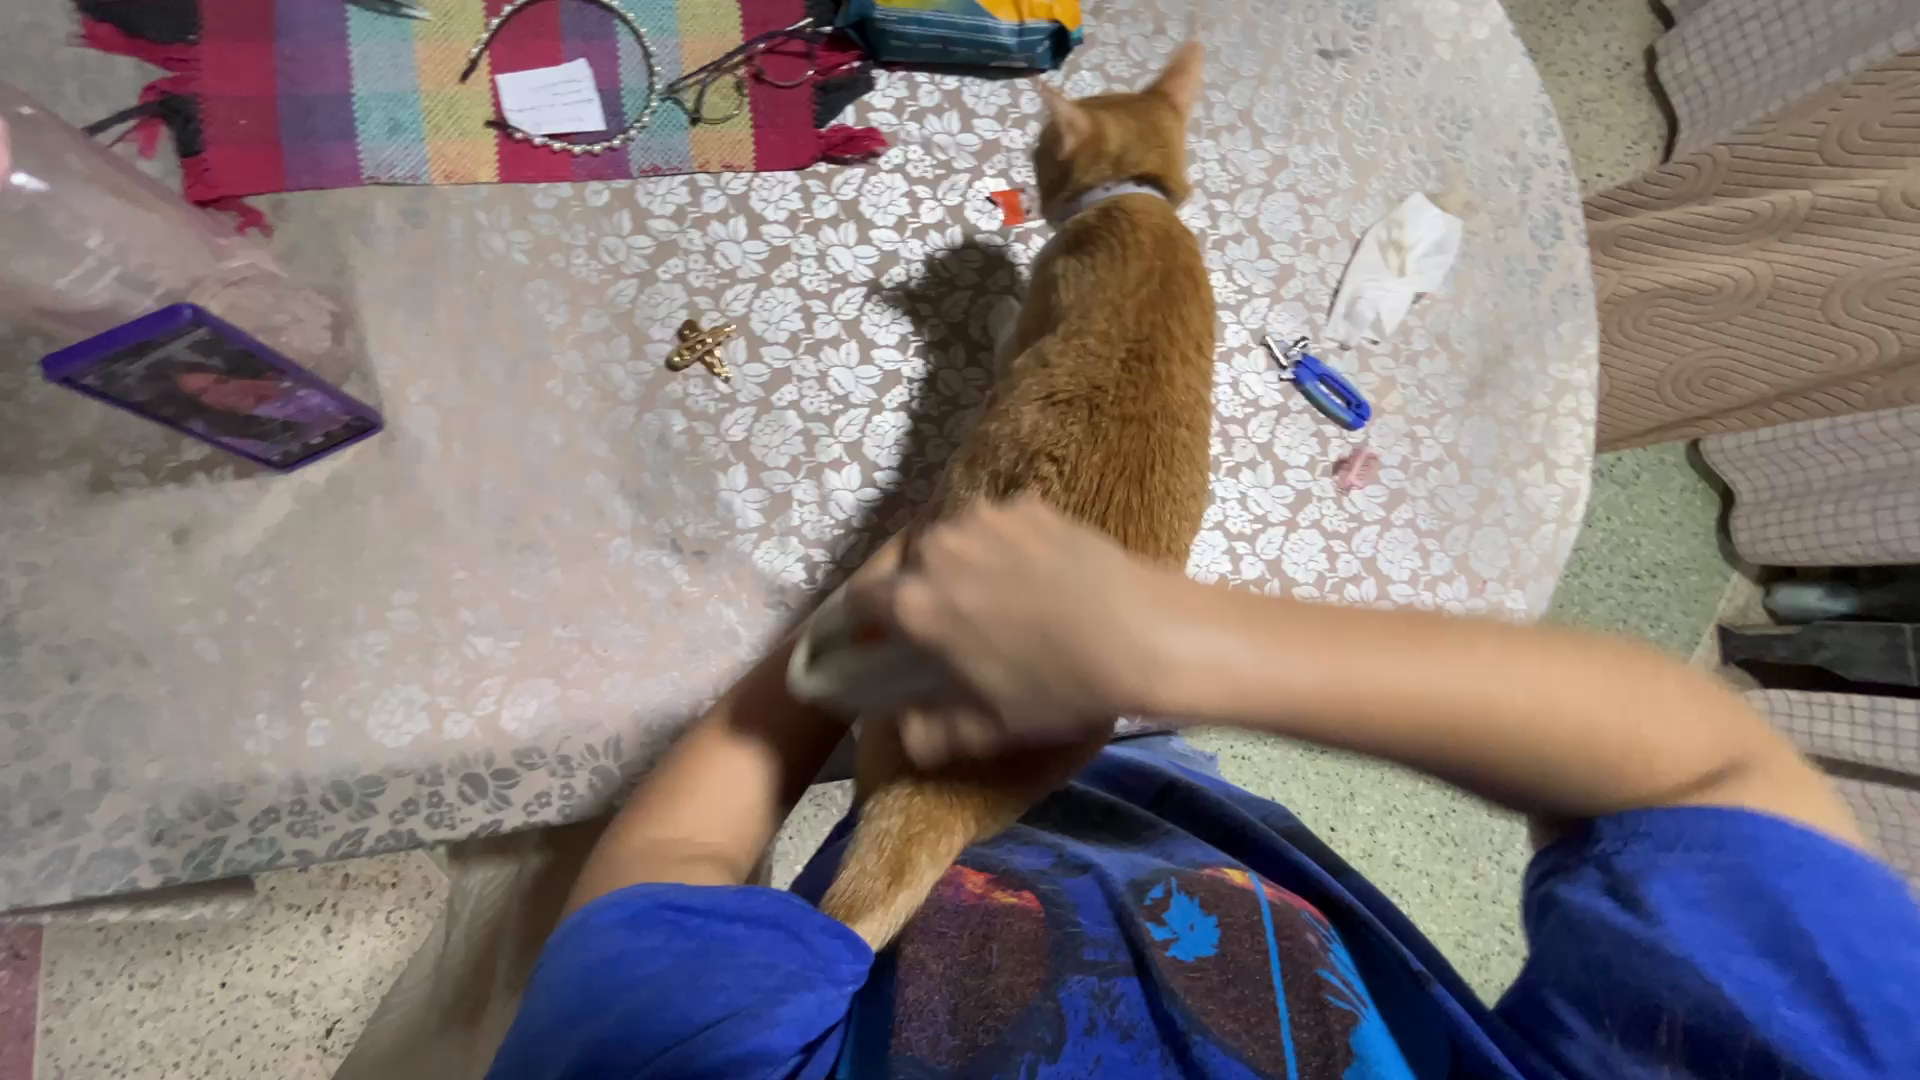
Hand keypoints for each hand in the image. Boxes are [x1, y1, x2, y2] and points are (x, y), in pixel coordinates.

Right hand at [847, 495, 1177, 765]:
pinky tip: (1035, 569)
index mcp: (915, 602)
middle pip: (906, 561)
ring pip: (951, 536)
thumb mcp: (993, 726)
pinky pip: (996, 524)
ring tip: (994, 587)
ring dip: (958, 559)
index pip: (860, 598)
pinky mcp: (1027, 504)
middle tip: (945, 613)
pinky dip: (1002, 543)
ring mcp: (984, 518)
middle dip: (915, 585)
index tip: (883, 634)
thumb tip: (907, 733)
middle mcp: (938, 547)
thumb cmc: (1058, 686)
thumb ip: (934, 732)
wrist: (1142, 633)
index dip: (865, 619)